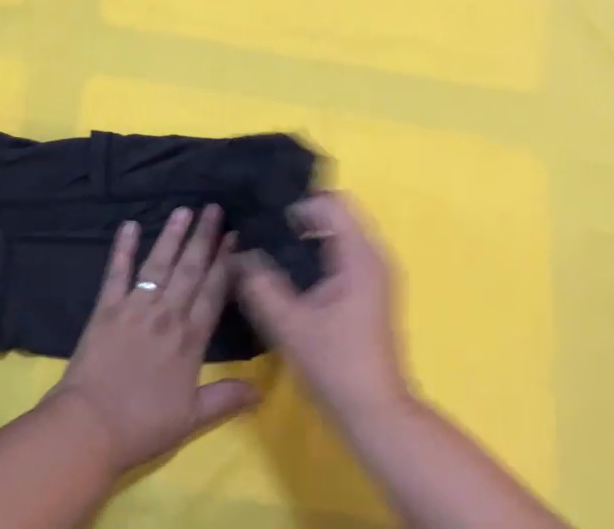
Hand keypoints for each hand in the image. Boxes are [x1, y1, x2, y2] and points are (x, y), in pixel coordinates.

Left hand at [47, 206, 259, 472]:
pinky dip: (122, 248)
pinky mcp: (105, 308)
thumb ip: (226, 398)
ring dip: (171, 236)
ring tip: (183, 210)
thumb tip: (261, 389)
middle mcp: (166, 315)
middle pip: (190, 269)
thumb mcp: (193, 418)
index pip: (214, 292)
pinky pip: (116, 272)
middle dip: (204, 238)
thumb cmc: (144, 424)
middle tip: (214, 209)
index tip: (236, 237)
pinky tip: (129, 226)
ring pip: (158, 264)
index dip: (227, 263)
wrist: (91, 424)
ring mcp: (134, 307)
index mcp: (190, 339)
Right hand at [234, 191, 413, 422]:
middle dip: (301, 215)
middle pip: (337, 213)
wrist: (376, 410)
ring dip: (309, 233)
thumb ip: (258, 283)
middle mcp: (374, 256)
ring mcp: (376, 273)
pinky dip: (319, 249)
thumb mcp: (287, 323)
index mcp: (360, 257)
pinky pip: (344, 250)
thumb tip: (236, 252)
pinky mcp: (372, 289)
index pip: (332, 203)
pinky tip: (293, 271)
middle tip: (265, 228)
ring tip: (273, 246)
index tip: (267, 221)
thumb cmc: (335, 364)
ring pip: (341, 232)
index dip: (298, 204)